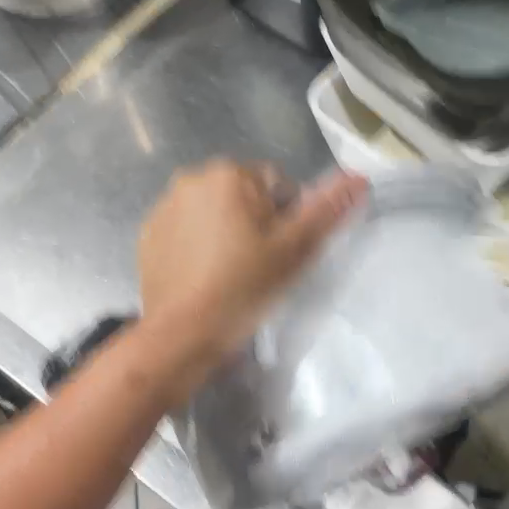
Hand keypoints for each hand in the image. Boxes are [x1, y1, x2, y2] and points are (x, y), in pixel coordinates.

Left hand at [137, 160, 367, 383]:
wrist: (183, 334)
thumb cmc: (244, 290)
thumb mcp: (295, 252)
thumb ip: (327, 211)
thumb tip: (360, 178)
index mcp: (231, 174)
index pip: (278, 185)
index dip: (288, 221)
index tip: (282, 256)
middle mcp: (192, 179)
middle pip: (242, 197)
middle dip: (255, 225)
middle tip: (260, 269)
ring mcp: (165, 208)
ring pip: (212, 215)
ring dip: (225, 236)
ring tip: (231, 278)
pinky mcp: (148, 237)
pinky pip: (185, 234)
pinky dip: (198, 250)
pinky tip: (205, 282)